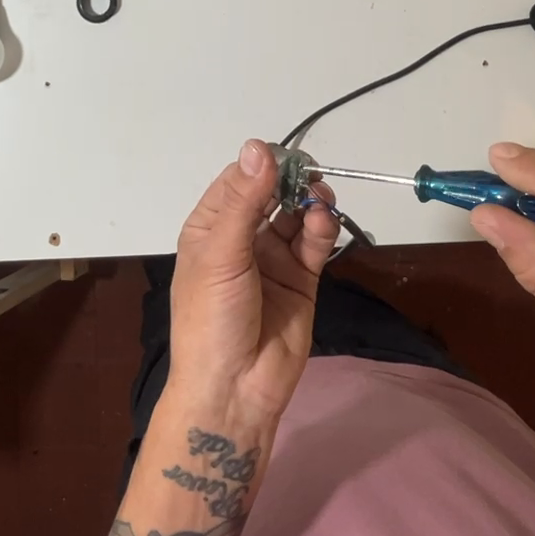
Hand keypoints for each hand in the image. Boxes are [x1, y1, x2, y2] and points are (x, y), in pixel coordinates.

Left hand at [166, 139, 341, 427]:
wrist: (234, 389)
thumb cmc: (211, 316)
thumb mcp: (220, 254)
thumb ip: (243, 201)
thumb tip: (257, 146)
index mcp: (210, 227)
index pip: (238, 181)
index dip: (261, 165)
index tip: (288, 156)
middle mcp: (241, 237)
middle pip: (271, 194)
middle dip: (291, 181)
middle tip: (312, 174)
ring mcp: (272, 258)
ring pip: (296, 216)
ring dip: (309, 202)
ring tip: (321, 199)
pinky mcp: (301, 279)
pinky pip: (314, 244)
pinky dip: (322, 229)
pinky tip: (324, 222)